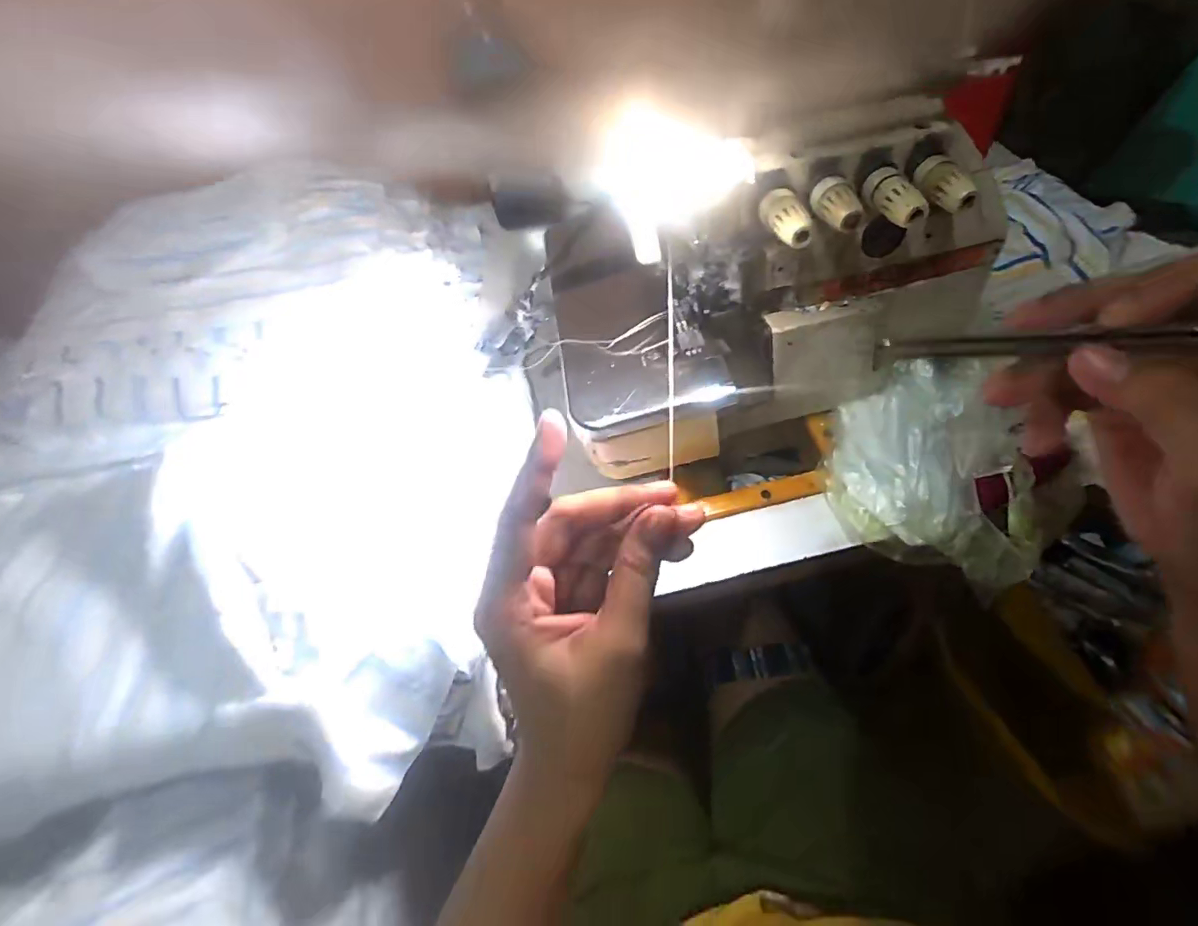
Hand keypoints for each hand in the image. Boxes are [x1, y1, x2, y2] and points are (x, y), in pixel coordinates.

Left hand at [476, 411, 704, 791]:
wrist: (572, 771)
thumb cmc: (584, 718)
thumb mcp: (618, 642)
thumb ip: (638, 573)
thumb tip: (664, 514)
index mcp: (508, 596)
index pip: (519, 519)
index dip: (537, 471)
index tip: (551, 426)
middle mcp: (519, 582)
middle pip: (569, 524)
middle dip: (623, 509)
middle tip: (676, 496)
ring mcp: (544, 588)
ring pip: (590, 539)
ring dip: (637, 529)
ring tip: (689, 520)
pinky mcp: (568, 597)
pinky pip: (601, 561)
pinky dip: (636, 552)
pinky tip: (674, 545)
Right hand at [983, 247, 1197, 610]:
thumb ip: (1164, 402)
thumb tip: (1082, 353)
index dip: (1177, 284)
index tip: (1115, 319)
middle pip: (1151, 299)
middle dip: (1083, 313)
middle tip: (1023, 326)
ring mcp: (1172, 376)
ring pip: (1099, 340)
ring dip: (1043, 363)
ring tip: (1001, 392)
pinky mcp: (1125, 405)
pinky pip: (1073, 382)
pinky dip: (1043, 402)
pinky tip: (1033, 437)